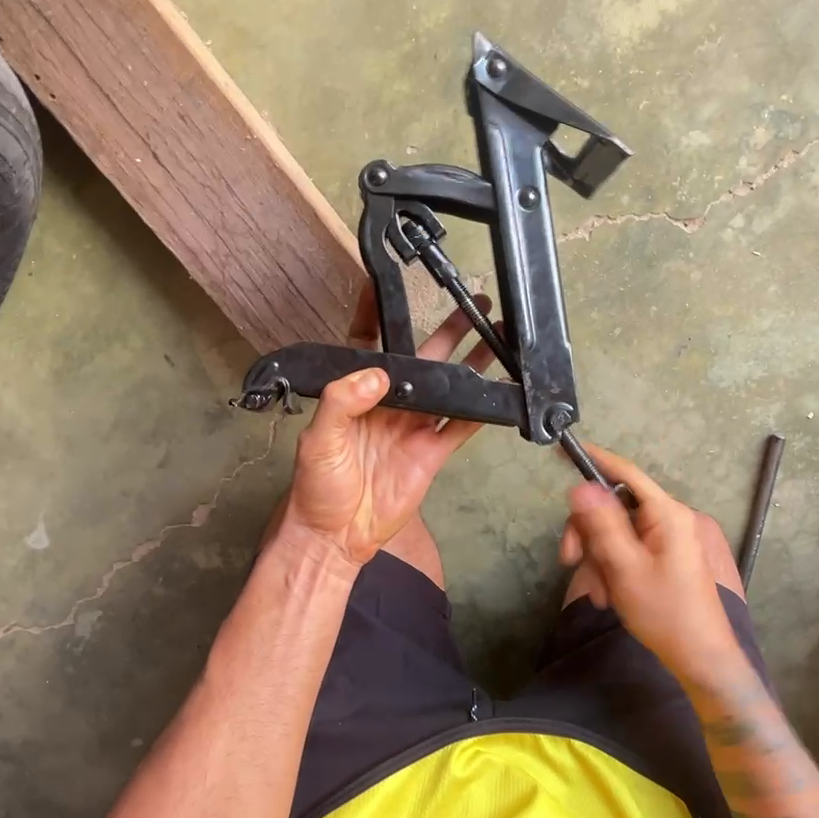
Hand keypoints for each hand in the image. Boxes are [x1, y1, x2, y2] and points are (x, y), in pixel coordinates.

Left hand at [281, 287, 498, 565]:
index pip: (368, 341)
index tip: (389, 281)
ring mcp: (414, 425)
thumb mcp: (319, 441)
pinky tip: (501, 389)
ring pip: (449, 386)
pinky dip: (480, 409)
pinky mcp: (432, 451)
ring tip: (498, 336)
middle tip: (475, 305)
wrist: (337, 536)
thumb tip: (377, 374)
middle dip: (449, 330)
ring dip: (473, 362)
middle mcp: (389, 402)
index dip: (377, 311)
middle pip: (423, 357)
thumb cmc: (318, 487)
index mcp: (356, 391)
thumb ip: (342, 403)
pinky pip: (460, 426)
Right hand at [559, 445, 747, 683]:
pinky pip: (626, 550)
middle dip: (589, 535)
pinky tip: (609, 596)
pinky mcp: (661, 558)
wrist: (699, 657)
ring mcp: (665, 540)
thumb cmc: (665, 611)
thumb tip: (580, 486)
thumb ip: (602, 524)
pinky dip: (611, 569)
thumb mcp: (626, 567)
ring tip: (600, 594)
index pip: (626, 473)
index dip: (595, 460)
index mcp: (666, 514)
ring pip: (614, 533)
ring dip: (598, 560)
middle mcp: (667, 519)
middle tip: (570, 562)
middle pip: (613, 507)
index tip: (565, 450)